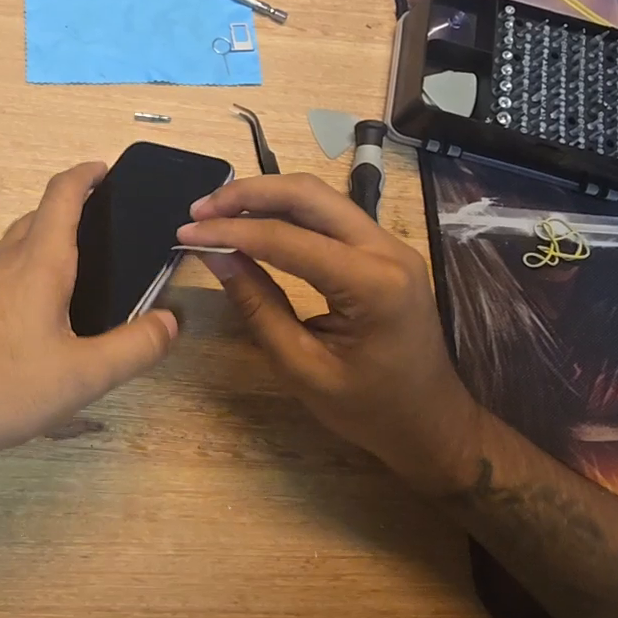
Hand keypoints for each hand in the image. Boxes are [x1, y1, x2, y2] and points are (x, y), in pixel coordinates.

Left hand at [0, 162, 177, 483]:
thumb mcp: (82, 376)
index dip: (86, 174)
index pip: (61, 194)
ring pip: (15, 249)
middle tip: (105, 236)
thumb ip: (135, 348)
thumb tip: (172, 321)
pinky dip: (23, 278)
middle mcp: (1, 260)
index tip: (105, 170)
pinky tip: (32, 324)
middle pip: (38, 218)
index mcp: (37, 262)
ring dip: (45, 248)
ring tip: (77, 282)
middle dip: (71, 214)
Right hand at [175, 174, 481, 492]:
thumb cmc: (368, 409)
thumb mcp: (301, 367)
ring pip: (318, 196)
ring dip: (264, 197)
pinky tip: (253, 221)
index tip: (185, 232)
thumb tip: (214, 255)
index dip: (230, 231)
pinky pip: (328, 214)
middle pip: (307, 194)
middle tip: (198, 209)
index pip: (286, 239)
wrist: (432, 423)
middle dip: (247, 195)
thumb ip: (257, 306)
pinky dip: (285, 211)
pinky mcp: (382, 249)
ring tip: (216, 211)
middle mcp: (386, 250)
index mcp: (371, 285)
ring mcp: (389, 244)